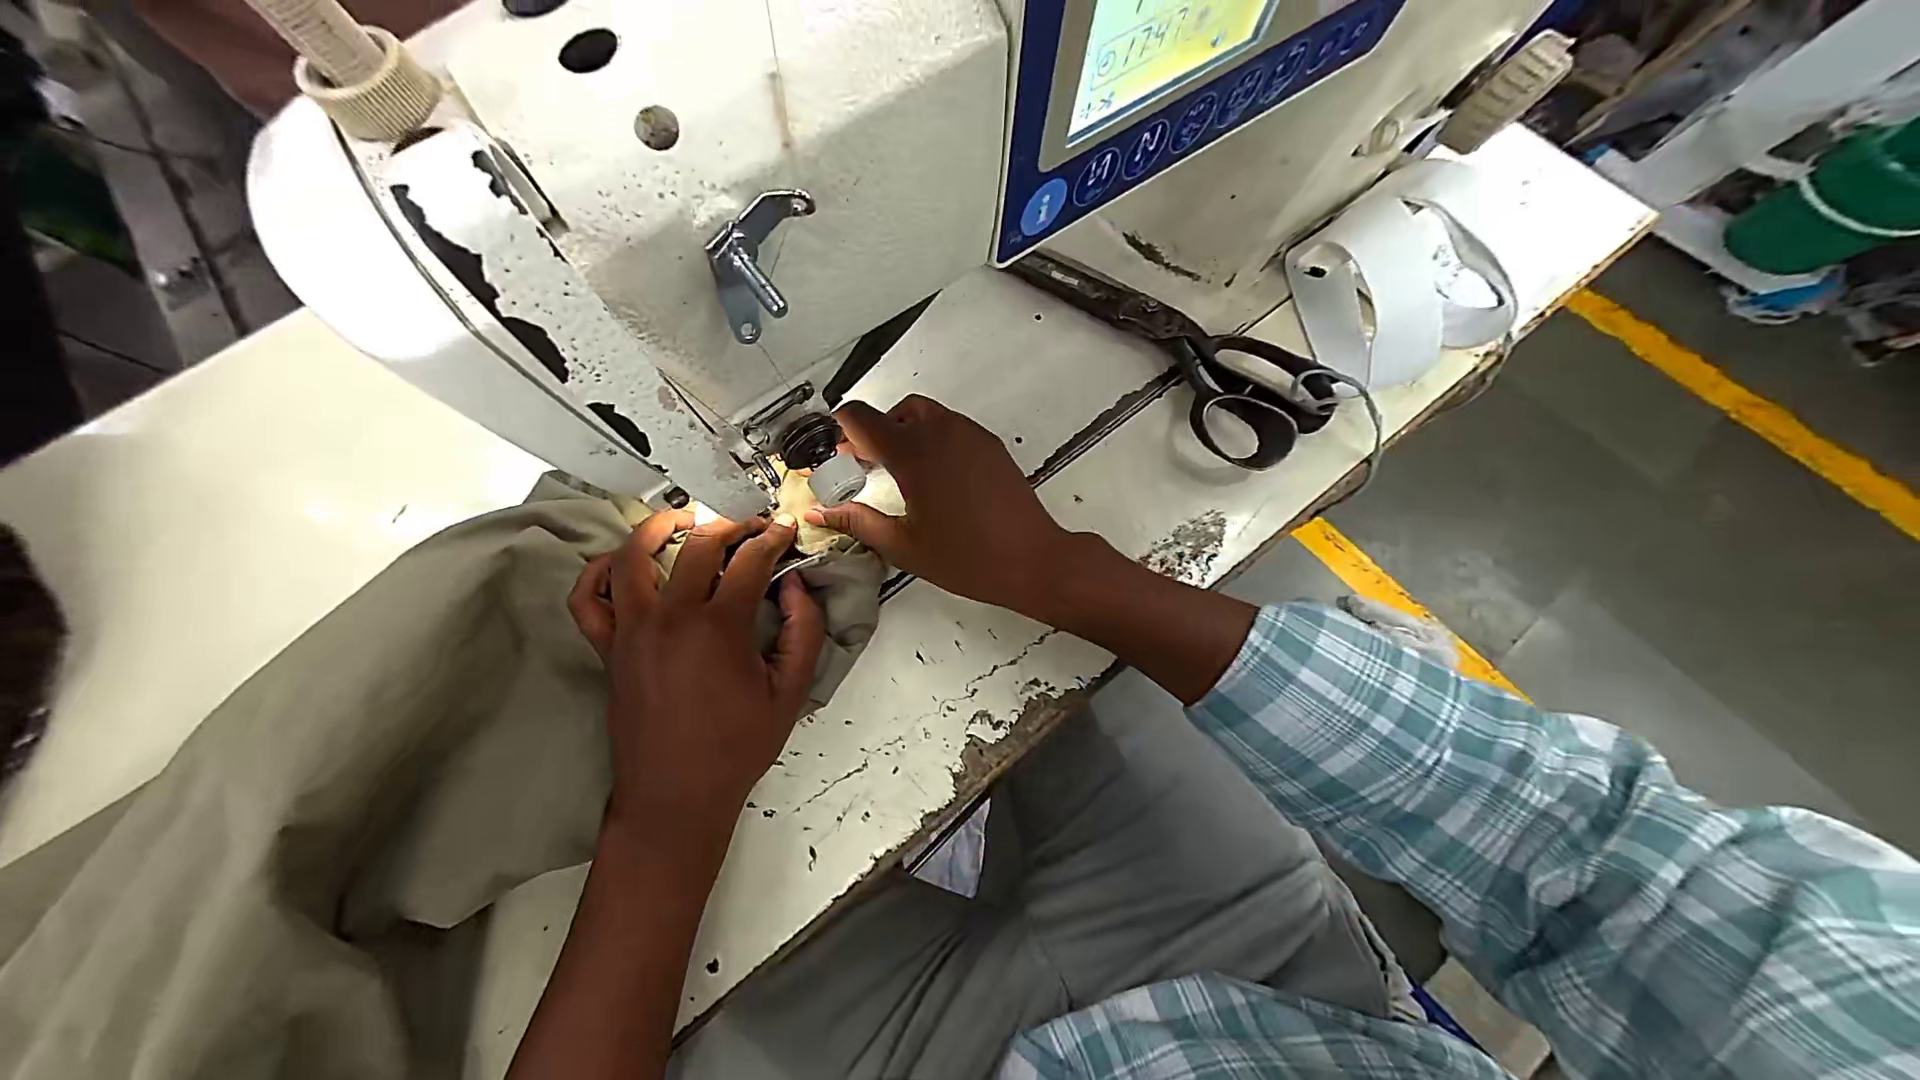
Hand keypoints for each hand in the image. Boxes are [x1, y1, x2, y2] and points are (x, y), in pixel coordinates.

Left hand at [567, 510, 824, 838]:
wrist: (676, 795)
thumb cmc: (736, 747)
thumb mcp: (790, 690)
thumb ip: (805, 630)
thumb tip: (796, 585)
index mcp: (719, 628)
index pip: (749, 561)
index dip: (773, 538)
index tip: (785, 530)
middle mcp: (671, 619)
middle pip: (697, 545)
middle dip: (731, 526)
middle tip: (751, 527)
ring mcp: (632, 631)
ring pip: (633, 556)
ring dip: (659, 527)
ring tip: (685, 519)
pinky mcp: (608, 649)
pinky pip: (588, 599)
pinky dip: (598, 572)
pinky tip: (621, 563)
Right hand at [806, 396, 1076, 615]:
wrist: (1033, 559)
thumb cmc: (969, 558)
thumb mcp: (903, 545)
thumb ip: (857, 522)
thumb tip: (821, 512)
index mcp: (913, 453)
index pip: (861, 417)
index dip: (841, 429)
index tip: (837, 453)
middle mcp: (942, 432)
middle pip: (894, 411)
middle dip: (873, 432)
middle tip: (865, 465)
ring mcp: (970, 435)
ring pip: (925, 415)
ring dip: (904, 432)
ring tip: (899, 473)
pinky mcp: (990, 445)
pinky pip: (951, 427)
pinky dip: (932, 439)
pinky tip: (933, 477)